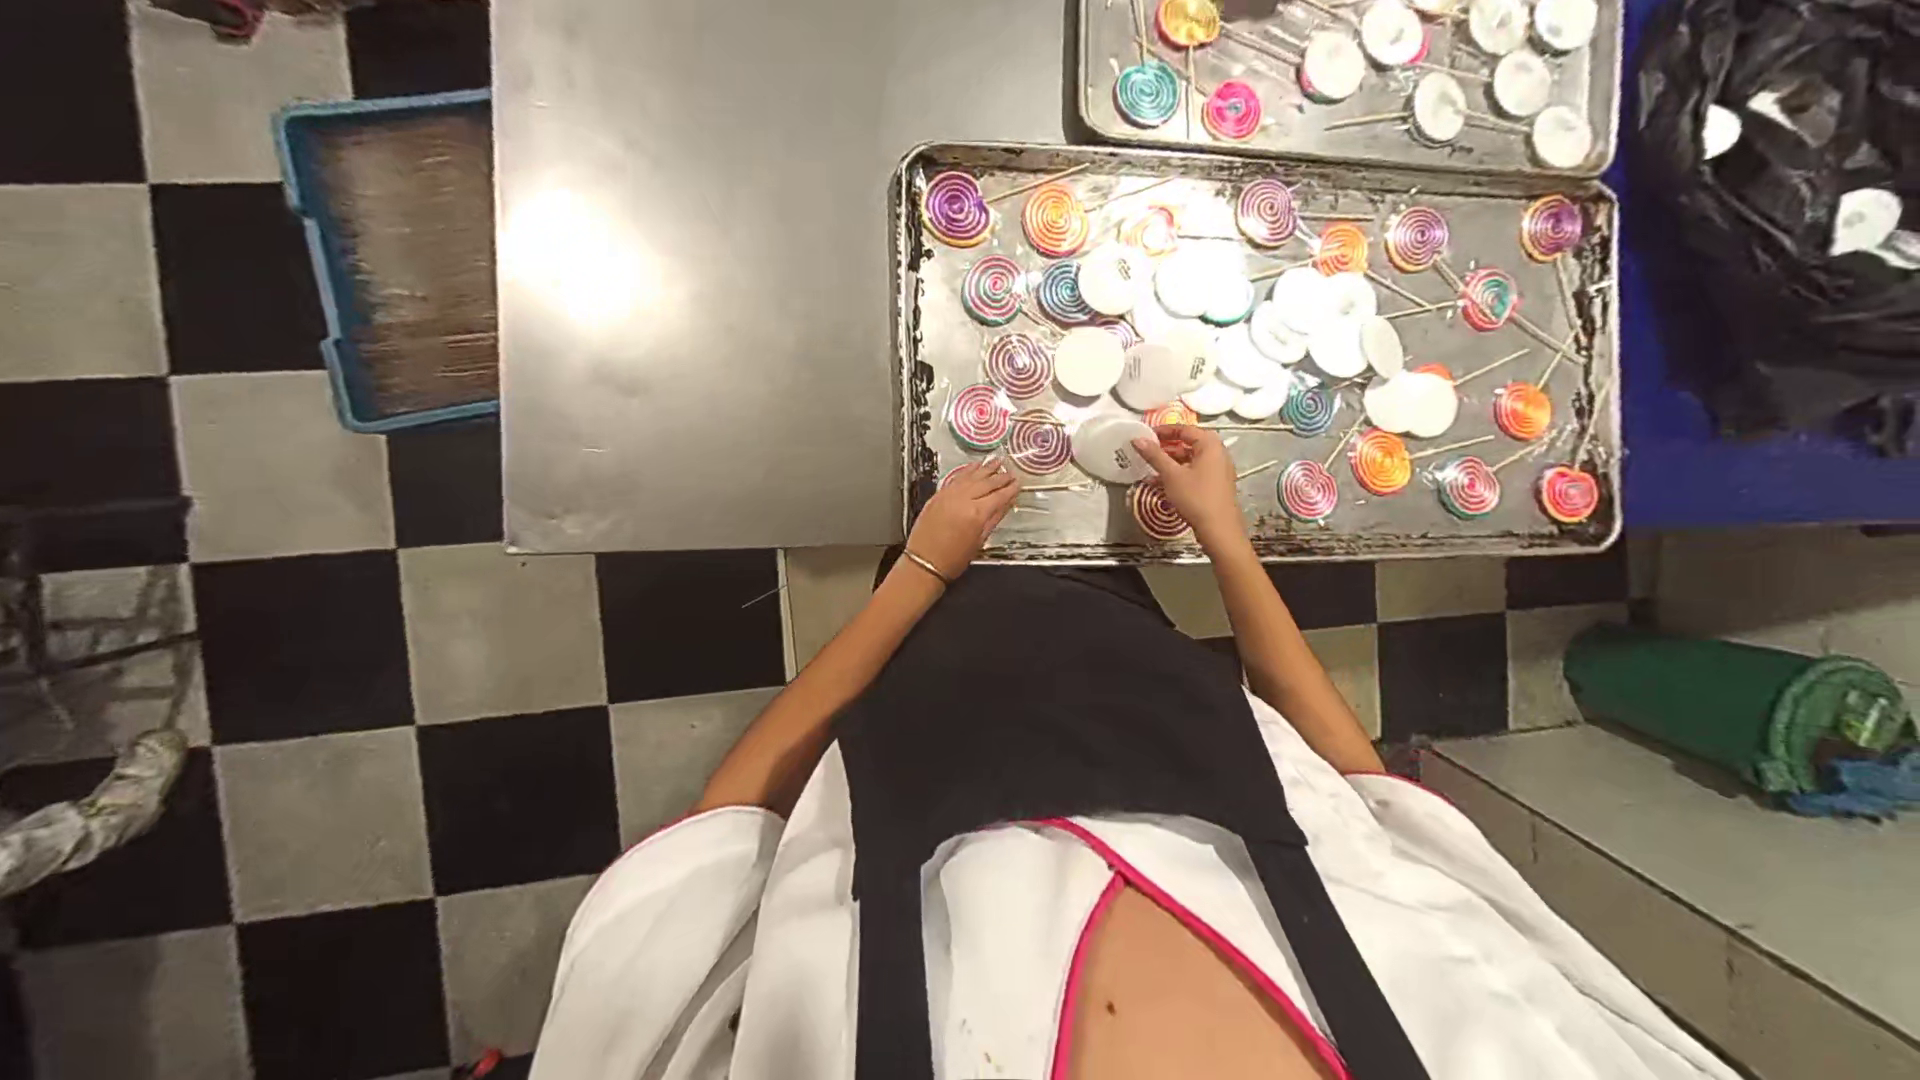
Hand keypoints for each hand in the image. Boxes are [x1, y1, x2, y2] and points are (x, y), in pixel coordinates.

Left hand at [906, 458, 1020, 579]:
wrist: (924, 563)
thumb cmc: (952, 559)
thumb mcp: (979, 541)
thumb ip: (994, 519)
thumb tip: (1006, 505)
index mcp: (976, 513)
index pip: (998, 496)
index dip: (1010, 489)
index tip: (1018, 484)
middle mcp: (962, 500)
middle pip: (986, 483)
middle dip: (1000, 477)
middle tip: (1010, 472)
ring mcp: (948, 495)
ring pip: (971, 477)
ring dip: (985, 469)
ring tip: (996, 462)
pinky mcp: (938, 496)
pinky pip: (956, 478)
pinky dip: (966, 471)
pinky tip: (973, 467)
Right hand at [1131, 425, 1247, 549]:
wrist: (1218, 529)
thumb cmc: (1196, 497)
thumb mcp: (1171, 475)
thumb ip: (1154, 455)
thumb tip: (1137, 439)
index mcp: (1210, 445)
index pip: (1185, 429)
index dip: (1164, 430)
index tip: (1147, 435)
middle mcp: (1218, 453)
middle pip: (1188, 443)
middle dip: (1166, 447)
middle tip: (1147, 451)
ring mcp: (1218, 469)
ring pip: (1190, 459)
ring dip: (1170, 462)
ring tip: (1150, 468)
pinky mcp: (1216, 484)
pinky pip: (1194, 471)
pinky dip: (1179, 473)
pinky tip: (1161, 483)